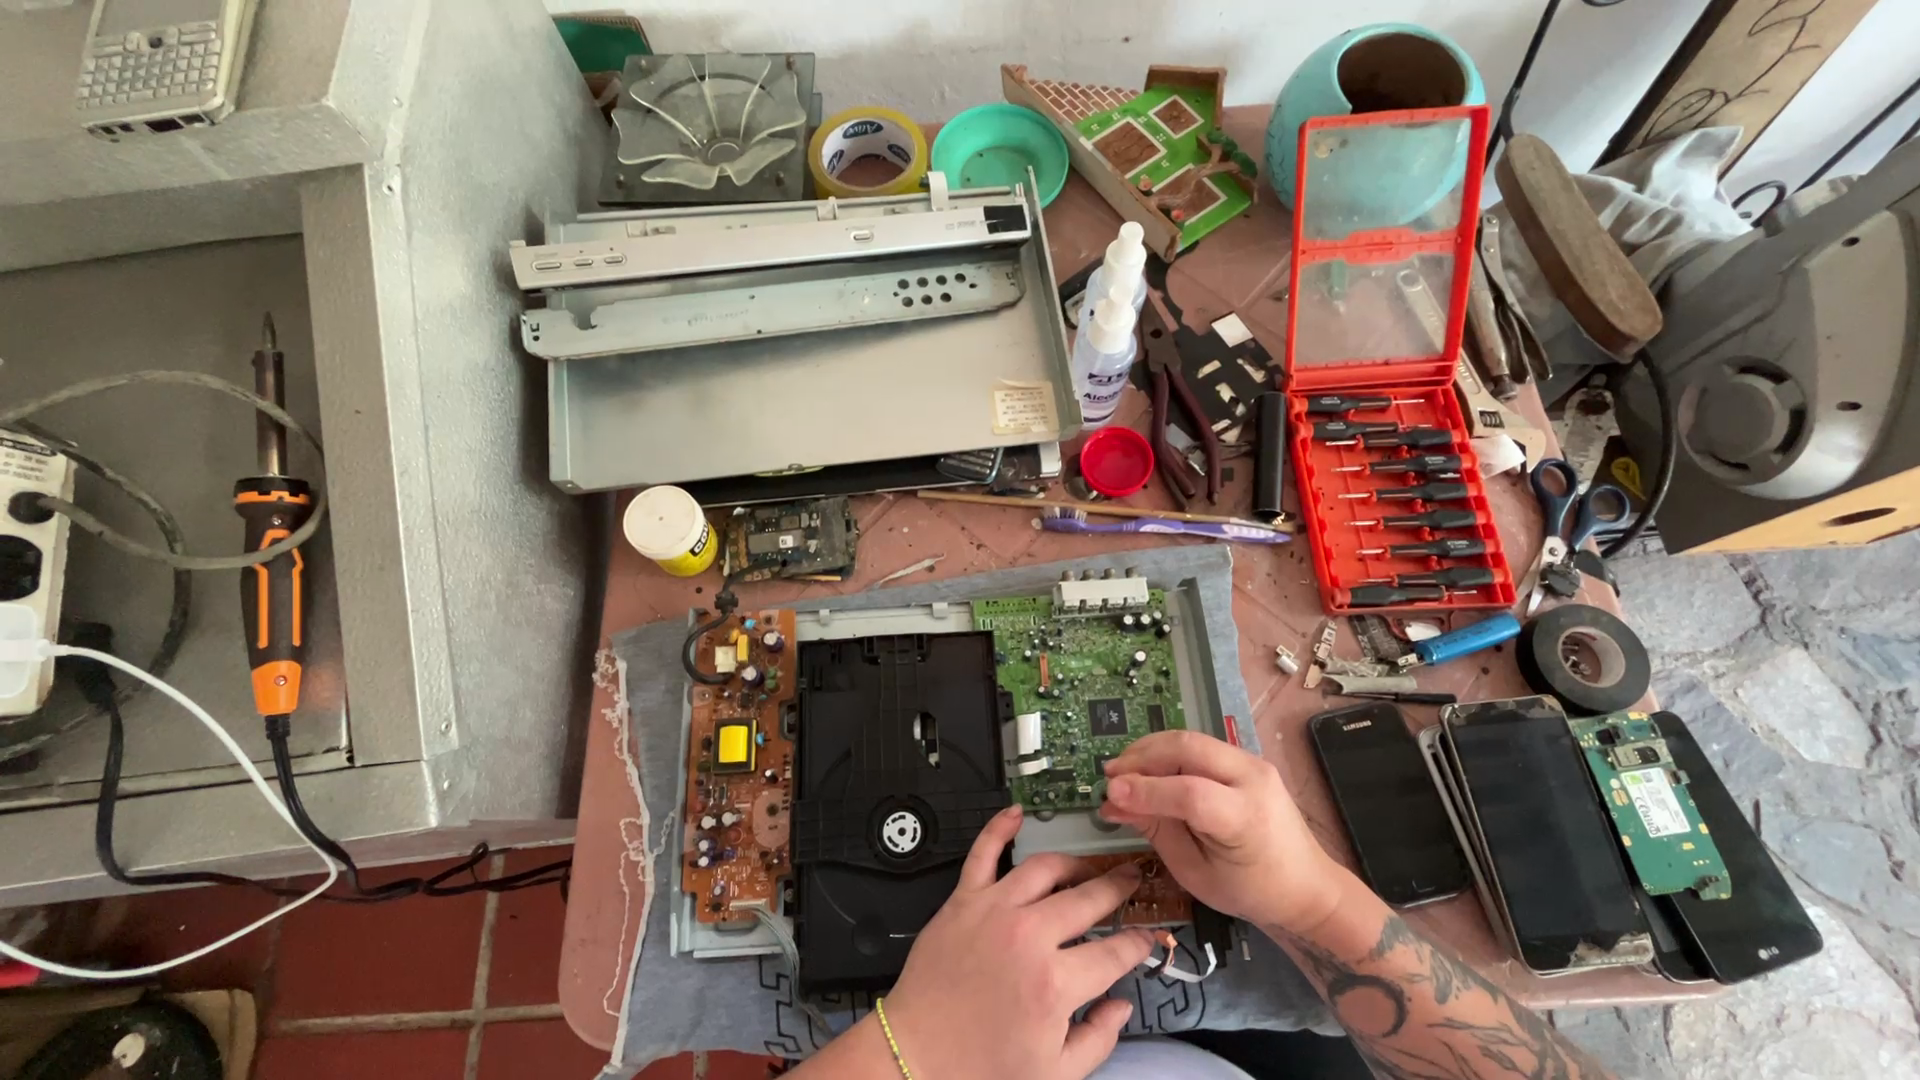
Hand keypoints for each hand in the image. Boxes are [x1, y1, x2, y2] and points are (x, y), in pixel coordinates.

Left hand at [880, 804, 1156, 1079]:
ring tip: (1088, 867)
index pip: (1115, 951)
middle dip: (1118, 887)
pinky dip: (999, 828)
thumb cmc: (981, 1068)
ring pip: (1045, 868)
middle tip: (1131, 878)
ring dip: (1074, 863)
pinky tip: (1015, 813)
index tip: (1148, 935)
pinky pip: (983, 853)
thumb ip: (1099, 1038)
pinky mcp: (963, 900)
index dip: (1139, 942)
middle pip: (1088, 899)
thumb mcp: (1055, 1073)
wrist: (916, 1056)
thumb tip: (1122, 1005)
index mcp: (1056, 984)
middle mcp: (1028, 937)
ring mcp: (993, 911)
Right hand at [1099, 730, 1348, 934]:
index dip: (1146, 790)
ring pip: (1190, 739)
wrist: (1307, 885)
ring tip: (1122, 769)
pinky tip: (1147, 769)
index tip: (1110, 792)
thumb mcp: (1196, 872)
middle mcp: (1252, 779)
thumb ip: (1157, 831)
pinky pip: (1198, 746)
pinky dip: (1167, 753)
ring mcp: (1252, 762)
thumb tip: (1114, 804)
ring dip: (1150, 750)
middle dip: (1142, 756)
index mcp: (1246, 818)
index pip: (1190, 793)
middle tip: (1110, 774)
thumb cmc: (1250, 890)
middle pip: (1187, 748)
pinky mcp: (1245, 758)